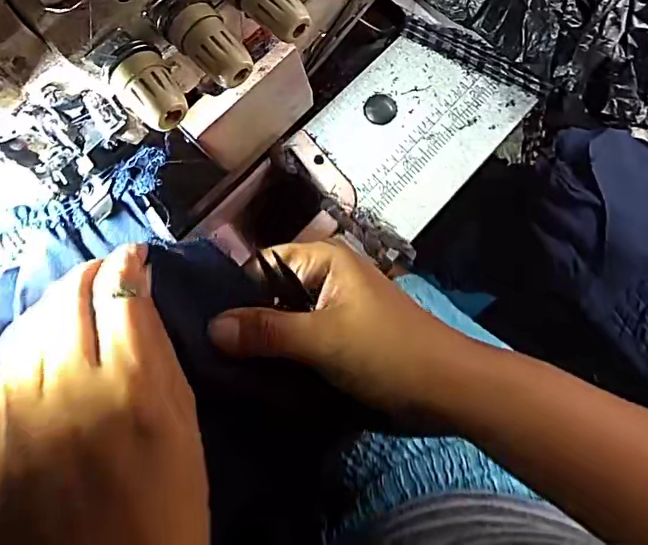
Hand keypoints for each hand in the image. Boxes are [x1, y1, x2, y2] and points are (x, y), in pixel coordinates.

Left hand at [0, 244, 208, 544]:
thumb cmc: (169, 498)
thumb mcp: (183, 415)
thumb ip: (159, 347)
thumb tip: (140, 292)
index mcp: (131, 382)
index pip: (119, 291)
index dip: (127, 261)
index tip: (136, 255)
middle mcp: (72, 387)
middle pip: (70, 296)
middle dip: (91, 270)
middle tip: (108, 269)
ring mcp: (26, 415)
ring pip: (31, 323)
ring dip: (57, 297)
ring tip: (76, 295)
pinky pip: (7, 365)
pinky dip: (31, 337)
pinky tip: (47, 338)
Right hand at [206, 241, 484, 419]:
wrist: (446, 388)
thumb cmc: (387, 351)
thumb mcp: (323, 340)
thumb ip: (267, 331)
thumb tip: (211, 326)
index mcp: (324, 258)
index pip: (263, 264)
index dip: (235, 291)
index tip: (200, 325)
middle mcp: (326, 275)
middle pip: (271, 293)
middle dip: (246, 322)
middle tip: (208, 356)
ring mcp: (334, 308)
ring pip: (285, 321)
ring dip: (264, 344)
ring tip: (224, 372)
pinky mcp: (341, 338)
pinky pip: (301, 341)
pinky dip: (283, 357)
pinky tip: (259, 380)